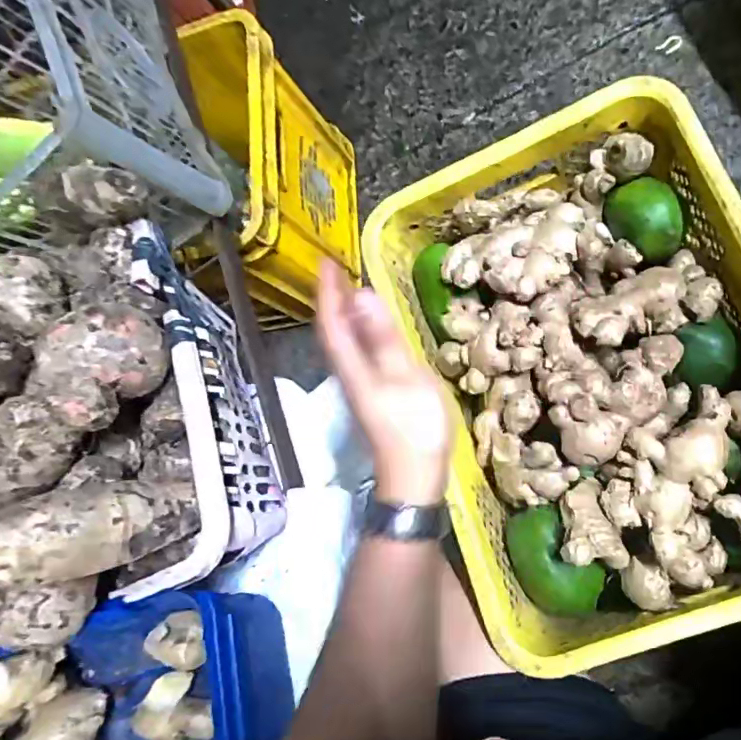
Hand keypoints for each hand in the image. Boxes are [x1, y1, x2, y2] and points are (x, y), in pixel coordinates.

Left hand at [316, 261, 454, 504]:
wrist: (413, 478)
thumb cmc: (414, 429)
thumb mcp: (405, 378)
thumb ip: (383, 338)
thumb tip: (362, 295)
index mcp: (353, 368)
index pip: (332, 323)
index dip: (328, 292)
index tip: (326, 261)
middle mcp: (348, 376)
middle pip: (332, 333)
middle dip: (332, 301)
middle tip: (337, 271)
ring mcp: (358, 389)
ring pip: (341, 345)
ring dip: (342, 317)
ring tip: (350, 294)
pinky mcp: (370, 399)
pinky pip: (355, 356)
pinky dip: (357, 336)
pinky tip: (369, 334)